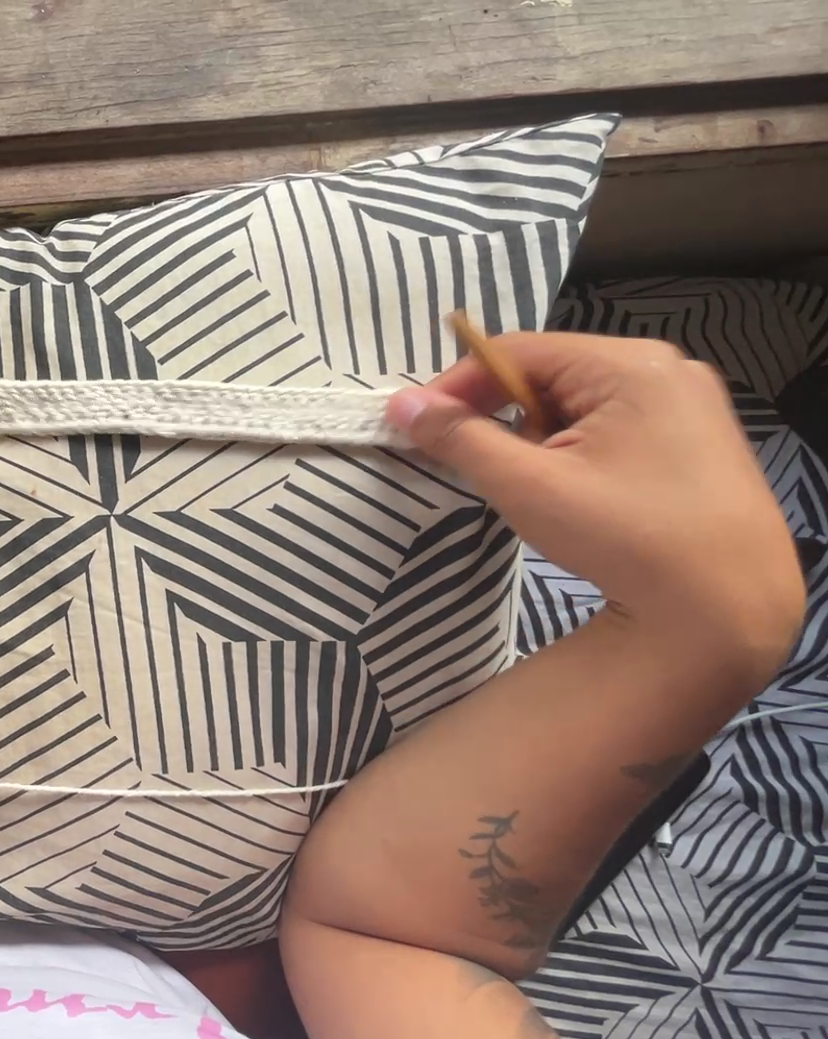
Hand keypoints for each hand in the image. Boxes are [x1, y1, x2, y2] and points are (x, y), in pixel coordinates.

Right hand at [387, 332, 803, 680]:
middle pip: (541, 370)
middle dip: (485, 408)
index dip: (453, 384)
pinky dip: (554, 441)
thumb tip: (399, 403)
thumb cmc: (622, 533)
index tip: (414, 425)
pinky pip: (596, 419)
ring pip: (565, 398)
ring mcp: (678, 402)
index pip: (514, 351)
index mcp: (629, 366)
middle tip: (447, 450)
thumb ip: (458, 436)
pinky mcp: (682, 435)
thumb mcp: (524, 483)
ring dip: (518, 428)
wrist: (722, 603)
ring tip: (499, 470)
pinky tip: (547, 478)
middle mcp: (660, 369)